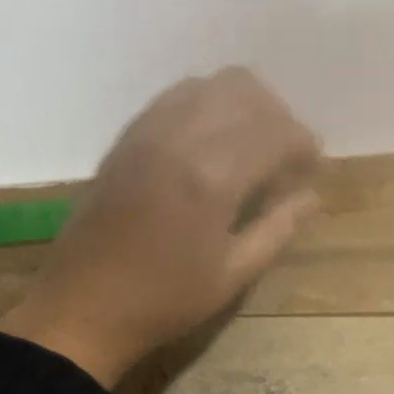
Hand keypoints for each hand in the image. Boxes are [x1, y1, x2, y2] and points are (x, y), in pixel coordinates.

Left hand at [0, 67, 321, 387]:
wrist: (82, 309)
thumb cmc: (162, 302)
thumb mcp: (231, 277)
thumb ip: (276, 230)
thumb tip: (310, 197)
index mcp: (212, 175)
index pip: (275, 130)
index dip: (303, 144)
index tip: (311, 168)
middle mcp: (179, 137)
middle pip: (242, 90)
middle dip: (275, 115)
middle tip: (282, 156)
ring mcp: (145, 134)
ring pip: (204, 85)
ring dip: (238, 105)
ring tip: (247, 147)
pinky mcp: (123, 141)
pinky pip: (171, 100)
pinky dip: (201, 108)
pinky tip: (206, 147)